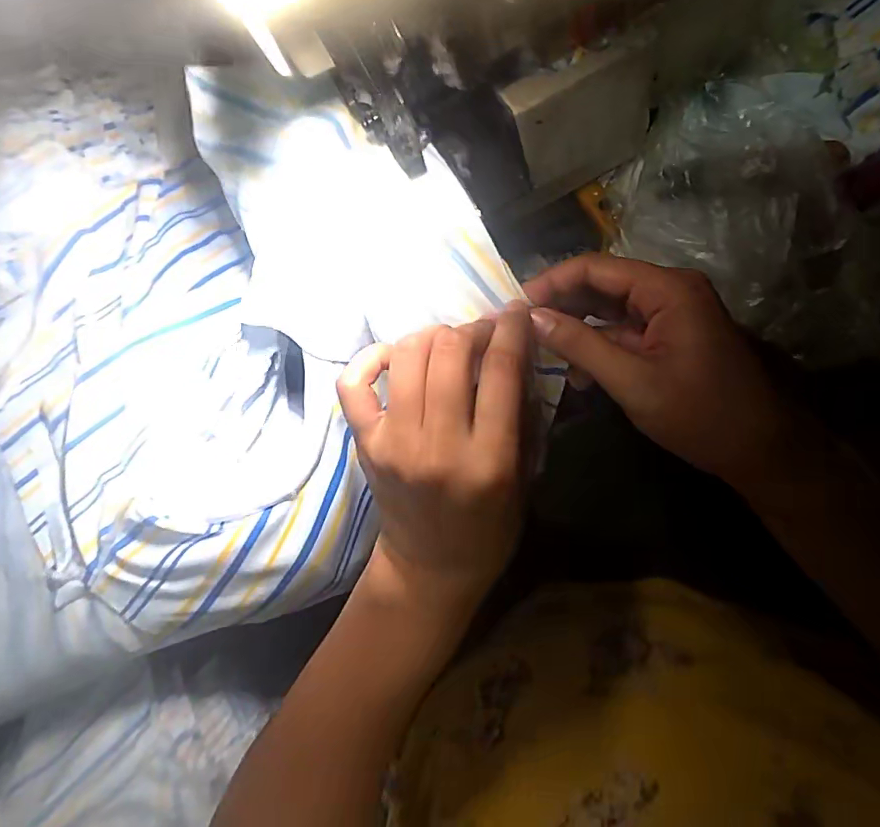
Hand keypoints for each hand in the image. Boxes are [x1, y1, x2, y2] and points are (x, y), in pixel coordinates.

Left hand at [335, 303, 532, 610]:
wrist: (430, 568)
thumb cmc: (489, 525)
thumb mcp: (524, 475)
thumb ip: (522, 413)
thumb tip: (515, 347)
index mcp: (489, 458)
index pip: (501, 369)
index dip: (511, 328)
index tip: (516, 311)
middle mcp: (438, 446)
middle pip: (449, 352)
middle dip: (471, 329)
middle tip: (480, 334)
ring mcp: (394, 443)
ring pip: (407, 355)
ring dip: (431, 336)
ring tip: (444, 345)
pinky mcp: (365, 444)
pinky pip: (355, 382)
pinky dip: (372, 358)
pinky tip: (395, 357)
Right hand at [523, 254, 804, 488]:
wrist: (763, 448)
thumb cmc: (700, 414)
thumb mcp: (632, 381)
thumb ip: (580, 345)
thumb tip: (532, 317)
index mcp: (667, 289)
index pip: (594, 267)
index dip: (551, 281)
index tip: (516, 303)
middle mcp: (670, 289)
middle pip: (602, 282)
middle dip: (562, 303)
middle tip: (523, 326)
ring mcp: (674, 310)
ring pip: (611, 306)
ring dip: (578, 325)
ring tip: (542, 349)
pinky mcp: (673, 333)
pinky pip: (627, 326)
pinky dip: (600, 342)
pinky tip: (578, 370)